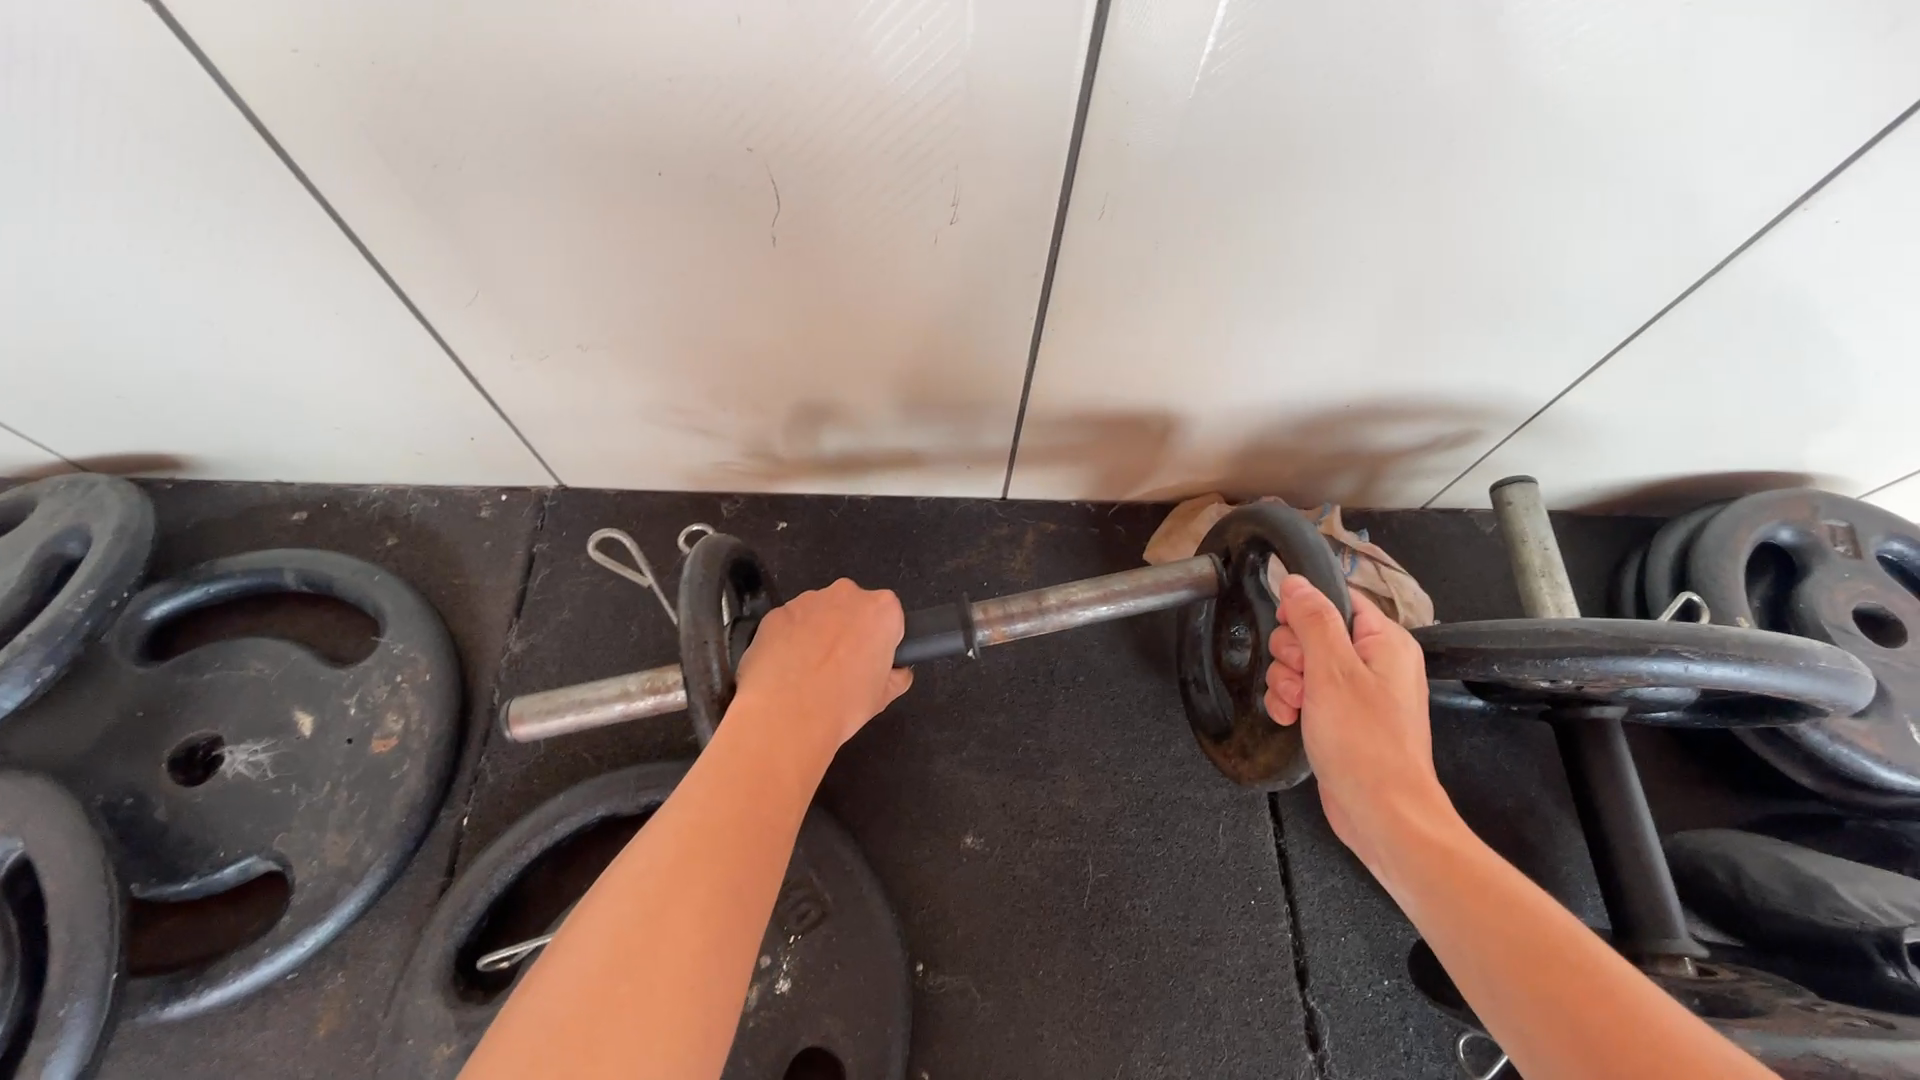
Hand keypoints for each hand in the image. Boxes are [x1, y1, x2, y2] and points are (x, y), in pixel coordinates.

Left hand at [732, 579, 912, 753]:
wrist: (787, 715)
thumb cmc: (840, 703)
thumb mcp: (885, 696)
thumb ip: (897, 676)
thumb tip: (897, 674)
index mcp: (881, 610)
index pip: (889, 618)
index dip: (881, 641)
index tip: (872, 660)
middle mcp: (846, 596)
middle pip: (854, 609)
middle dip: (850, 632)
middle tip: (844, 669)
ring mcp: (808, 601)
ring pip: (820, 614)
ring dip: (819, 635)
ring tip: (813, 673)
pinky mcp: (777, 613)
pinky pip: (790, 624)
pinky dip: (791, 641)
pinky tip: (791, 670)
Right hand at [1263, 575, 1456, 871]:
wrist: (1382, 814)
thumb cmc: (1365, 743)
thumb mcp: (1333, 671)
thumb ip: (1312, 620)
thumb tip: (1295, 581)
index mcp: (1385, 641)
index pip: (1336, 600)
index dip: (1304, 613)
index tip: (1293, 636)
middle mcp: (1374, 662)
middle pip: (1311, 632)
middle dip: (1291, 656)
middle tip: (1303, 682)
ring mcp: (1356, 692)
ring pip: (1300, 664)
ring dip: (1285, 683)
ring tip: (1298, 707)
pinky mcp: (1340, 718)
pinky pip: (1303, 693)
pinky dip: (1290, 703)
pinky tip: (1291, 720)